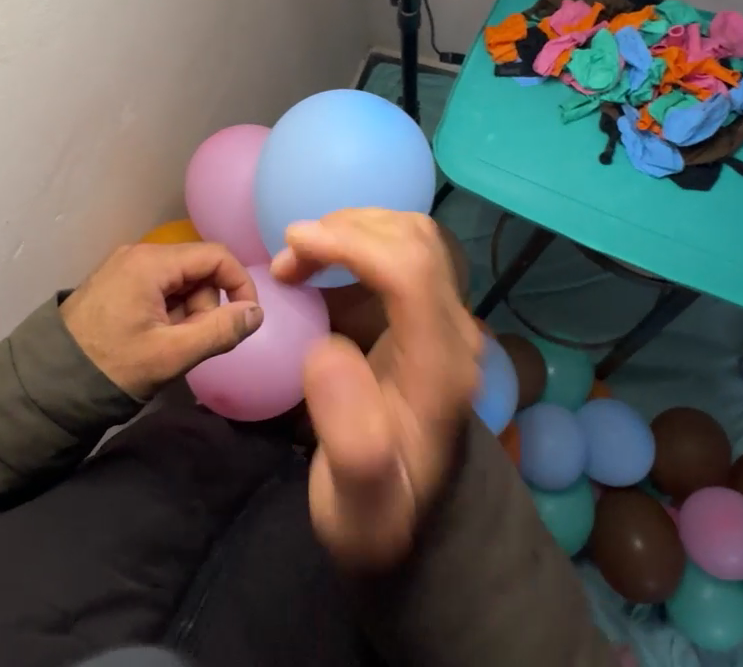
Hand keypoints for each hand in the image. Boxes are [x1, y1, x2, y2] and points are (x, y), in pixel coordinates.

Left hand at [60, 242, 263, 400]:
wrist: (47, 385)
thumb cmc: (110, 366)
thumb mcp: (171, 354)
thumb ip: (220, 331)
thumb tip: (257, 313)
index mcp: (151, 263)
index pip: (216, 256)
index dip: (239, 285)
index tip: (245, 319)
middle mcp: (139, 255)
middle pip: (198, 269)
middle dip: (207, 306)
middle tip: (195, 343)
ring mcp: (125, 268)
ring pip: (180, 281)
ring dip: (189, 313)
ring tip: (171, 346)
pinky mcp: (117, 284)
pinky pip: (160, 289)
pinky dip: (170, 312)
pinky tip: (157, 340)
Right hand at [271, 209, 481, 569]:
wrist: (402, 512)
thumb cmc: (373, 509)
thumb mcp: (356, 507)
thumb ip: (352, 442)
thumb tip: (329, 352)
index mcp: (441, 370)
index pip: (412, 273)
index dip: (354, 243)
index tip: (293, 246)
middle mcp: (455, 333)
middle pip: (417, 241)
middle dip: (346, 230)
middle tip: (287, 259)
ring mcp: (447, 319)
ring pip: (414, 236)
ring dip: (353, 229)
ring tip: (300, 258)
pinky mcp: (430, 312)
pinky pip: (405, 250)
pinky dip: (361, 238)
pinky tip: (325, 259)